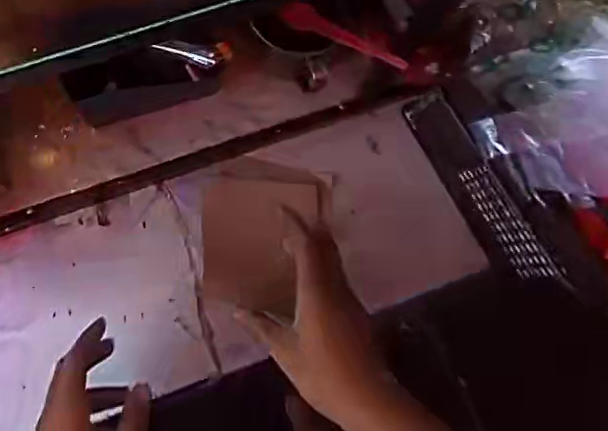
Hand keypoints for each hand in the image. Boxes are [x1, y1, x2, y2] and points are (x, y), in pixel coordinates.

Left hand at [35, 318, 150, 430]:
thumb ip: (133, 409)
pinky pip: (65, 416)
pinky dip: (84, 409)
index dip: (90, 336)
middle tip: (108, 346)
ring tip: (120, 395)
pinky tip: (104, 420)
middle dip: (91, 358)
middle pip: (68, 374)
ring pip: (68, 398)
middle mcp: (51, 412)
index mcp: (65, 400)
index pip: (75, 356)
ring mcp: (47, 428)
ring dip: (93, 390)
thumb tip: (142, 389)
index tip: (101, 323)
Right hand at [234, 213, 444, 430]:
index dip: (294, 223)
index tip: (280, 208)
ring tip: (294, 248)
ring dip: (316, 245)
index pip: (306, 244)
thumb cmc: (323, 374)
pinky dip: (322, 263)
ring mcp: (349, 295)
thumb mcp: (286, 354)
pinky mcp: (356, 308)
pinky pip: (337, 273)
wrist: (369, 398)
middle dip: (307, 227)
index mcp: (316, 290)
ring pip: (333, 257)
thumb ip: (263, 327)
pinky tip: (311, 280)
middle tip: (286, 226)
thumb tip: (238, 311)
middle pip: (325, 244)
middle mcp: (335, 285)